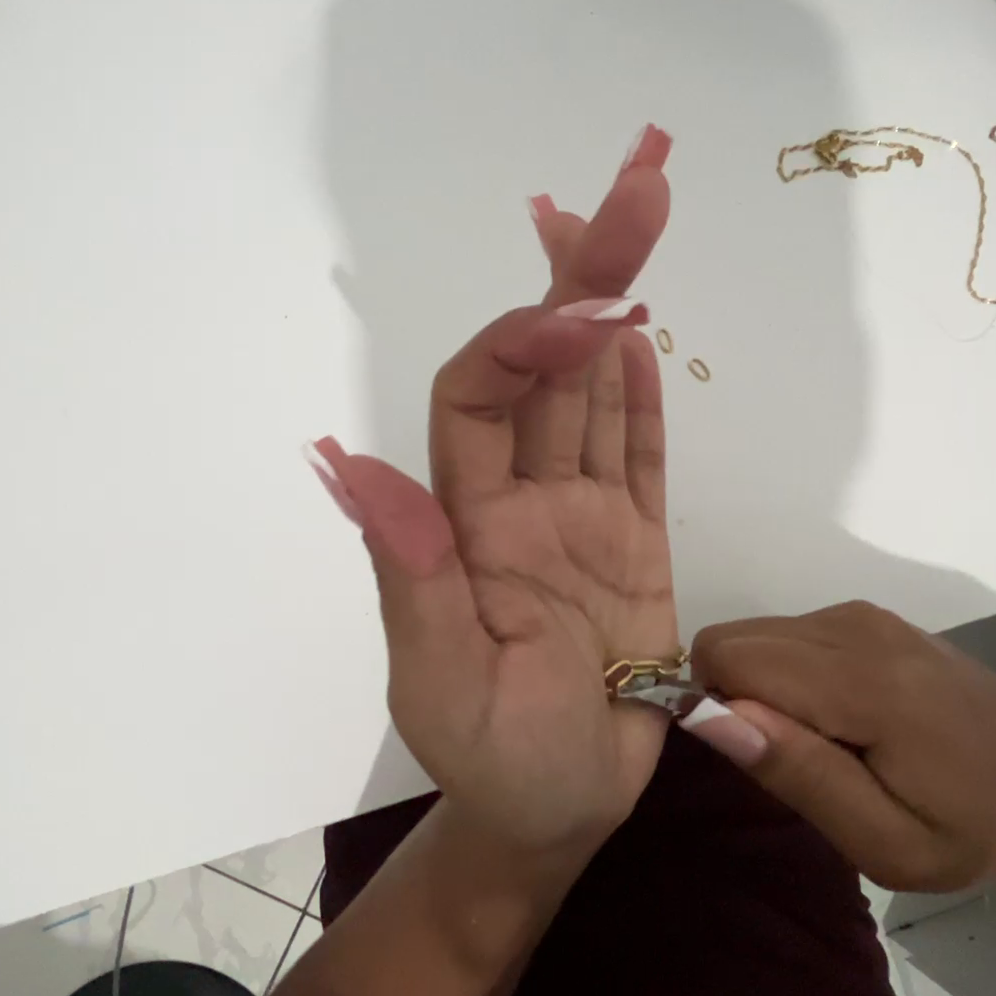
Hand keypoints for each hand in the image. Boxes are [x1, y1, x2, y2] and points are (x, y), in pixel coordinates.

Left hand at [309, 126, 676, 854]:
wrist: (560, 809)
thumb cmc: (498, 762)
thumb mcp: (442, 684)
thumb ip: (410, 577)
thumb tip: (352, 466)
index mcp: (468, 526)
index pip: (479, 402)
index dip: (518, 345)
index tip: (578, 313)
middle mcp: (520, 502)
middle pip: (543, 374)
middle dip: (581, 281)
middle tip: (634, 187)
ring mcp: (581, 519)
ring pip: (592, 398)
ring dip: (612, 314)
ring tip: (643, 223)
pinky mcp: (635, 545)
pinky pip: (637, 459)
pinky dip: (640, 401)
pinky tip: (642, 341)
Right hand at [691, 603, 995, 892]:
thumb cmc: (976, 825)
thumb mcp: (889, 842)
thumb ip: (799, 773)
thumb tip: (707, 715)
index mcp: (866, 682)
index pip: (727, 659)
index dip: (716, 710)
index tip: (759, 763)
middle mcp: (854, 626)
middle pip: (729, 641)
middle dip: (732, 700)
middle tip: (792, 761)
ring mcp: (858, 612)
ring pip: (749, 636)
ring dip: (757, 689)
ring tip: (819, 743)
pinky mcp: (859, 612)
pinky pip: (778, 634)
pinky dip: (780, 675)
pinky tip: (832, 716)